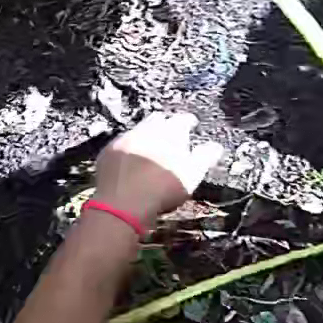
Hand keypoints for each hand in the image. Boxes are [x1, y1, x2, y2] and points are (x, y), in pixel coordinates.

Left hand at [91, 112, 224, 228]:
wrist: (122, 203)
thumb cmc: (163, 189)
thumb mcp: (192, 175)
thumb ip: (204, 157)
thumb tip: (215, 146)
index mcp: (169, 132)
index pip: (182, 120)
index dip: (188, 121)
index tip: (192, 124)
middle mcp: (145, 130)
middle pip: (156, 120)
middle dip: (165, 123)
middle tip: (170, 131)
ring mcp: (123, 139)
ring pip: (136, 130)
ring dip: (145, 134)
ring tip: (150, 143)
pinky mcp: (107, 152)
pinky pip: (120, 144)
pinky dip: (128, 147)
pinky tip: (130, 157)